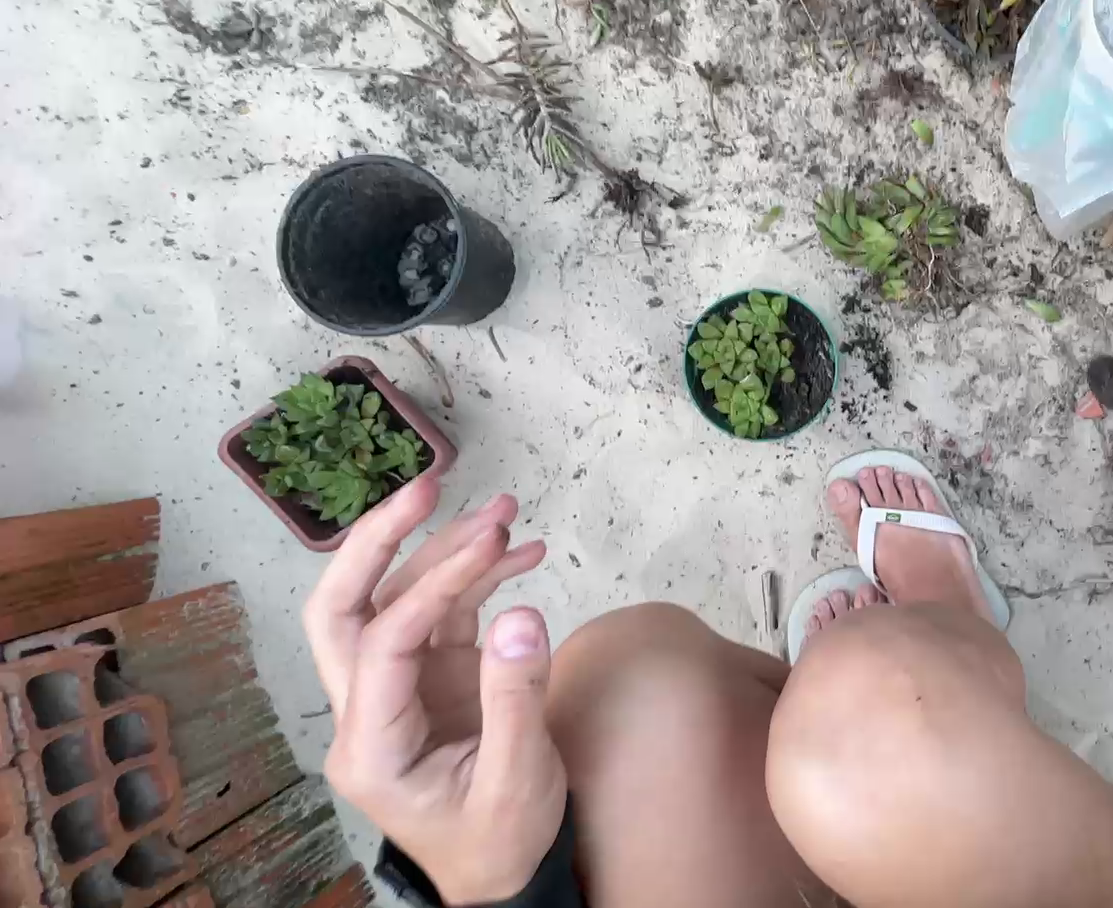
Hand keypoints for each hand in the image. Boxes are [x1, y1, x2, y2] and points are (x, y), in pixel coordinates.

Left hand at [303, 478, 563, 905]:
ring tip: (507, 510)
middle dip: (380, 543)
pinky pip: (450, 610)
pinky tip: (526, 553)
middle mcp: (370, 706)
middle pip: (345, 610)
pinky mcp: (439, 673)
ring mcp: (405, 685)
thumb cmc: (500, 834)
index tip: (497, 541)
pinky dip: (484, 576)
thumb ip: (515, 697)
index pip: (385, 646)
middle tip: (428, 487)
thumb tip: (522, 613)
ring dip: (450, 549)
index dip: (437, 586)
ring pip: (403, 599)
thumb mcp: (516, 776)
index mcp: (371, 744)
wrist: (502, 865)